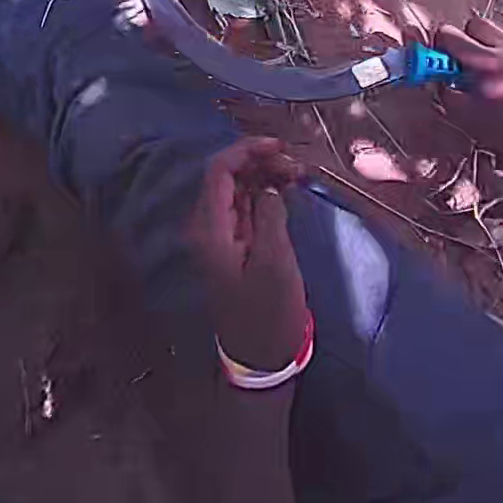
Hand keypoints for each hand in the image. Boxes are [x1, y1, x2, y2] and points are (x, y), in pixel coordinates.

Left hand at [186, 138, 309, 371]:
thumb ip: (270, 215)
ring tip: (295, 173)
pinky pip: (244, 207)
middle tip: (294, 164)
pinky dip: (263, 194)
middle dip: (258, 162)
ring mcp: (218, 236)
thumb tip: (269, 186)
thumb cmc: (268, 311)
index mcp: (209, 228)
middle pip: (226, 177)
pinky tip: (285, 189)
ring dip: (262, 176)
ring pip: (236, 190)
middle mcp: (207, 226)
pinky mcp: (233, 245)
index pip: (218, 172)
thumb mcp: (275, 262)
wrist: (260, 357)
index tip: (278, 145)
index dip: (245, 150)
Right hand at [436, 16, 502, 167]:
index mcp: (488, 65)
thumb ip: (451, 94)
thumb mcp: (473, 121)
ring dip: (501, 47)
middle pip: (479, 24)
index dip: (442, 45)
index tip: (443, 56)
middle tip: (472, 64)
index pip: (450, 35)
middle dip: (470, 41)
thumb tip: (444, 80)